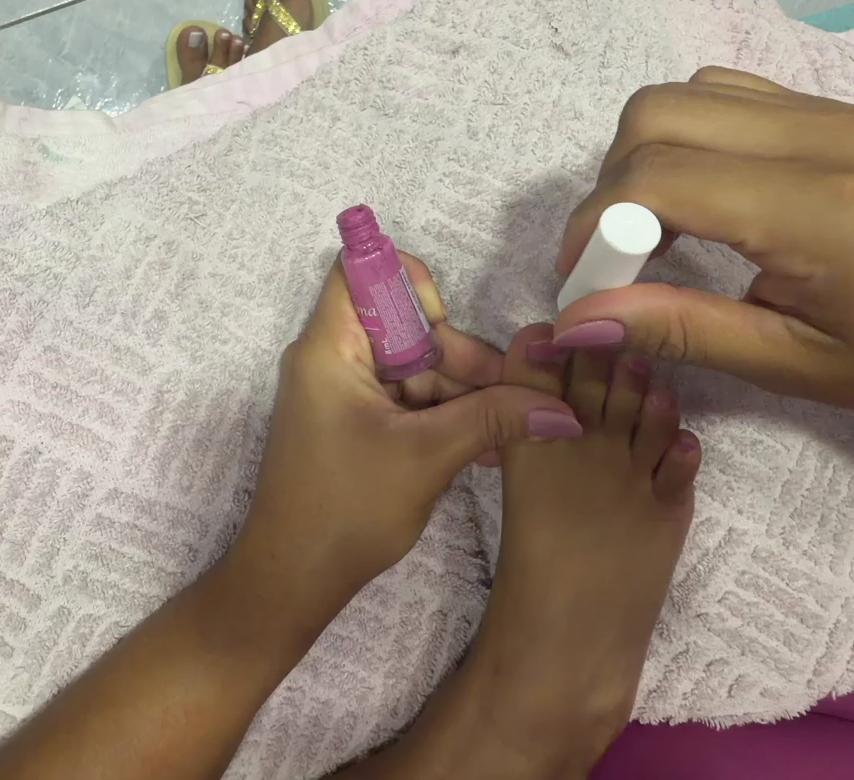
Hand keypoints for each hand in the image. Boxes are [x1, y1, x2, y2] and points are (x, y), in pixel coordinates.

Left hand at [237, 254, 581, 598]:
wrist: (294, 581)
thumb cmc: (345, 509)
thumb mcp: (426, 457)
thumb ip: (492, 420)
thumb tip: (559, 409)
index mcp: (329, 348)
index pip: (359, 272)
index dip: (406, 280)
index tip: (446, 323)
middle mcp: (331, 358)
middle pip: (404, 325)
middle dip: (459, 358)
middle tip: (511, 399)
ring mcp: (343, 391)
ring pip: (413, 365)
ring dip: (461, 394)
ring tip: (509, 433)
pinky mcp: (355, 420)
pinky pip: (406, 398)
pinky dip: (443, 415)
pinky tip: (485, 446)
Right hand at [553, 66, 853, 419]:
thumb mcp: (794, 365)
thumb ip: (677, 331)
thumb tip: (574, 323)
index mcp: (820, 211)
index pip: (658, 179)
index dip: (593, 225)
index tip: (581, 278)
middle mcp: (822, 138)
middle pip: (654, 116)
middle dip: (608, 189)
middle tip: (617, 254)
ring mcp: (831, 112)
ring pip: (680, 95)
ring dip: (640, 157)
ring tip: (655, 227)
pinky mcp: (832, 108)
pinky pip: (721, 93)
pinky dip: (681, 136)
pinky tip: (698, 193)